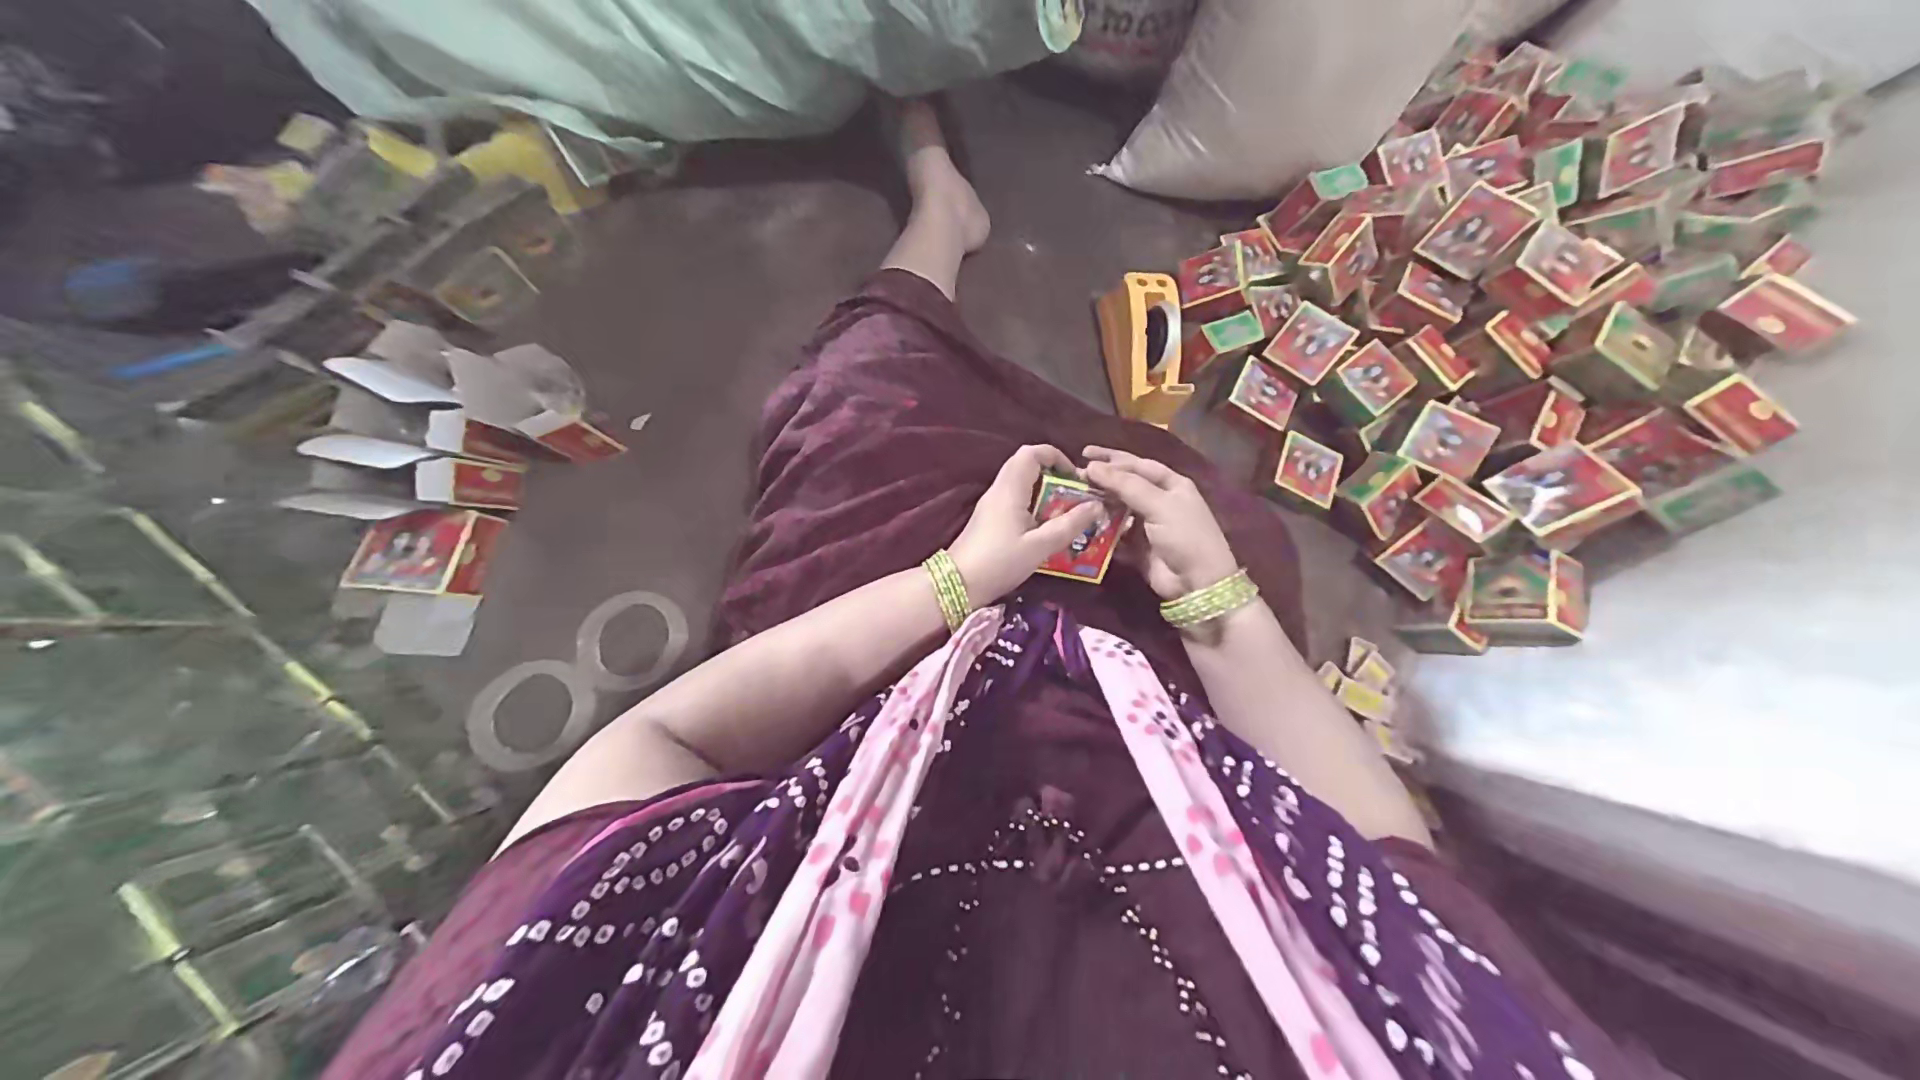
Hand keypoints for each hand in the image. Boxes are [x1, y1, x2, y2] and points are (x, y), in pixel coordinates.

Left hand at [949, 445, 1104, 602]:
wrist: (957, 584)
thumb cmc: (999, 562)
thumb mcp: (1039, 546)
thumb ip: (1070, 525)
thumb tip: (1096, 505)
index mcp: (1010, 489)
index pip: (1031, 453)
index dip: (1056, 456)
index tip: (1075, 476)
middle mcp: (998, 490)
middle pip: (1026, 465)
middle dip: (1053, 474)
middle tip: (1074, 495)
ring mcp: (991, 505)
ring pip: (1021, 484)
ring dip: (1044, 492)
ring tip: (1066, 513)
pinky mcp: (989, 519)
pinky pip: (1015, 500)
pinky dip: (1033, 505)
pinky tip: (1045, 528)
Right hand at [1082, 446, 1238, 600]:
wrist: (1198, 583)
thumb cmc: (1185, 536)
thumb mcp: (1158, 505)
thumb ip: (1125, 485)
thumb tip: (1092, 467)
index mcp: (1171, 485)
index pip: (1138, 465)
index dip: (1112, 458)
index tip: (1084, 455)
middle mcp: (1160, 501)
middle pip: (1127, 485)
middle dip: (1102, 480)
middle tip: (1075, 476)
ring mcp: (1148, 525)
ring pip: (1118, 509)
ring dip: (1099, 505)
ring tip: (1075, 500)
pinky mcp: (1138, 548)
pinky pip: (1116, 535)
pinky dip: (1101, 531)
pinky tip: (1083, 526)